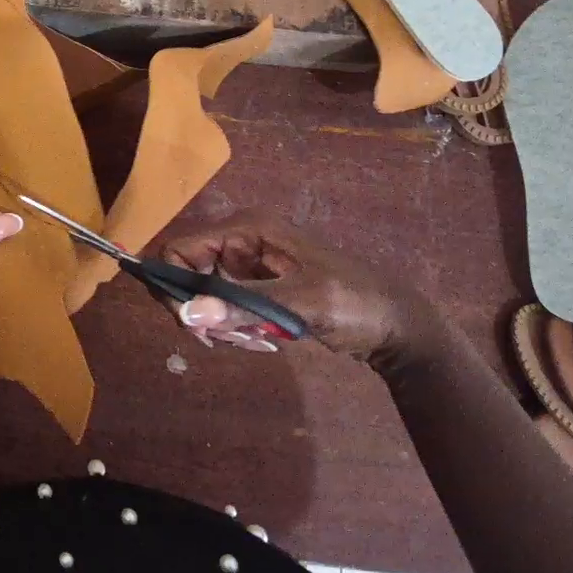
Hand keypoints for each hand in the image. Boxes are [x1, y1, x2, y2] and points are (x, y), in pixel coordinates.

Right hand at [158, 213, 443, 370]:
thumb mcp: (302, 304)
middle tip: (225, 341)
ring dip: (218, 323)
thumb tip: (188, 312)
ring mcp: (247, 262)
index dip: (174, 284)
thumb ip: (245, 307)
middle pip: (187, 271)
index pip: (180, 248)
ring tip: (253, 344)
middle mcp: (240, 239)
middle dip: (199, 310)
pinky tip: (261, 342)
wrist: (398, 325)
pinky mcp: (256, 284)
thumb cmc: (355, 303)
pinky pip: (224, 304)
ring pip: (203, 293)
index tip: (192, 324)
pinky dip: (233, 327)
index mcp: (247, 228)